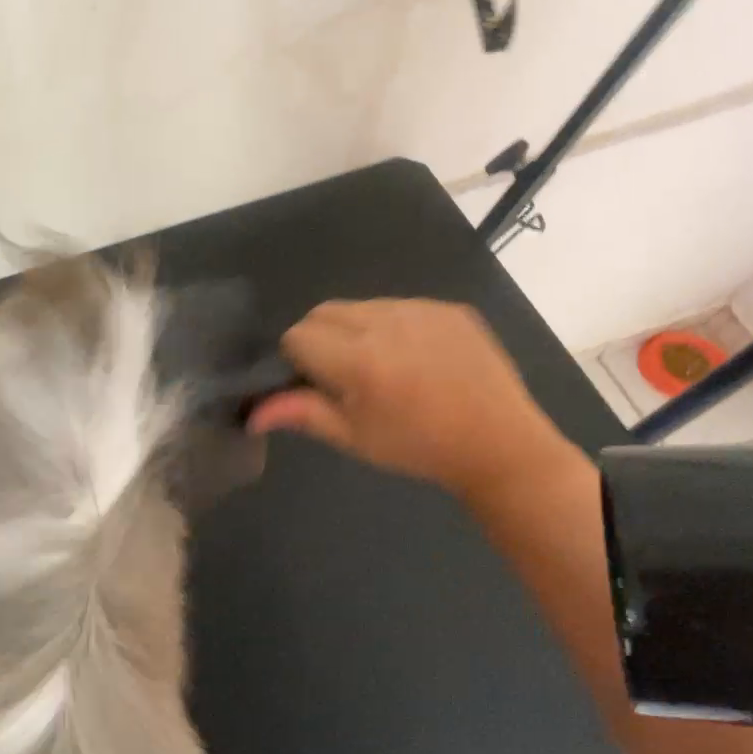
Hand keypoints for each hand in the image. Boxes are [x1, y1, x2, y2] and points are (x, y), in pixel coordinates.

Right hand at [247, 299, 580, 501]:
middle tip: (342, 379)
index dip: (295, 361)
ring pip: (359, 307)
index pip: (296, 336)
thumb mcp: (353, 437)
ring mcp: (421, 309)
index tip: (315, 387)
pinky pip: (398, 306)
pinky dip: (391, 326)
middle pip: (323, 313)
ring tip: (381, 367)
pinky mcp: (448, 308)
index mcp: (359, 359)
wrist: (500, 444)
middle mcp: (386, 322)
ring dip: (354, 330)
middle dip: (319, 340)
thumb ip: (300, 413)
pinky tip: (413, 359)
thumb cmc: (418, 447)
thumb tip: (251, 413)